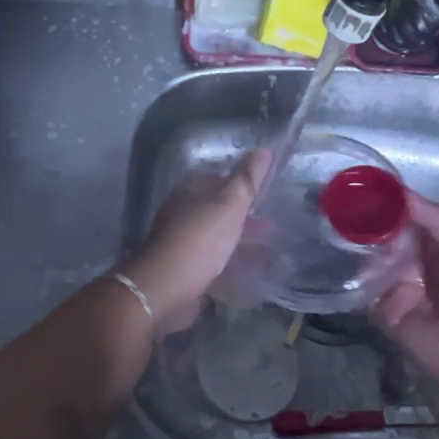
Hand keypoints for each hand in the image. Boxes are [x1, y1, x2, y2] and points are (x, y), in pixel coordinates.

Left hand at [118, 150, 270, 332]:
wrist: (164, 289)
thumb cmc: (198, 241)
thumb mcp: (228, 206)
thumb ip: (246, 180)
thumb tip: (263, 149)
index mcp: (188, 193)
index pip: (215, 178)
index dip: (239, 182)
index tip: (265, 190)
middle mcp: (182, 214)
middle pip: (217, 210)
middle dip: (245, 217)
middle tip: (274, 225)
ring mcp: (182, 244)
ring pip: (218, 239)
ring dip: (242, 243)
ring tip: (272, 252)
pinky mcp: (186, 271)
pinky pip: (215, 264)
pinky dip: (233, 266)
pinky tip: (255, 275)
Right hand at [372, 194, 438, 411]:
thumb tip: (401, 192)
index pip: (407, 217)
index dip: (387, 205)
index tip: (362, 190)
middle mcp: (417, 263)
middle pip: (385, 238)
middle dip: (369, 229)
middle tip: (349, 220)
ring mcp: (401, 289)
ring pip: (372, 264)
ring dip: (363, 255)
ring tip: (352, 249)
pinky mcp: (389, 316)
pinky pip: (366, 295)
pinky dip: (357, 284)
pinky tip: (351, 274)